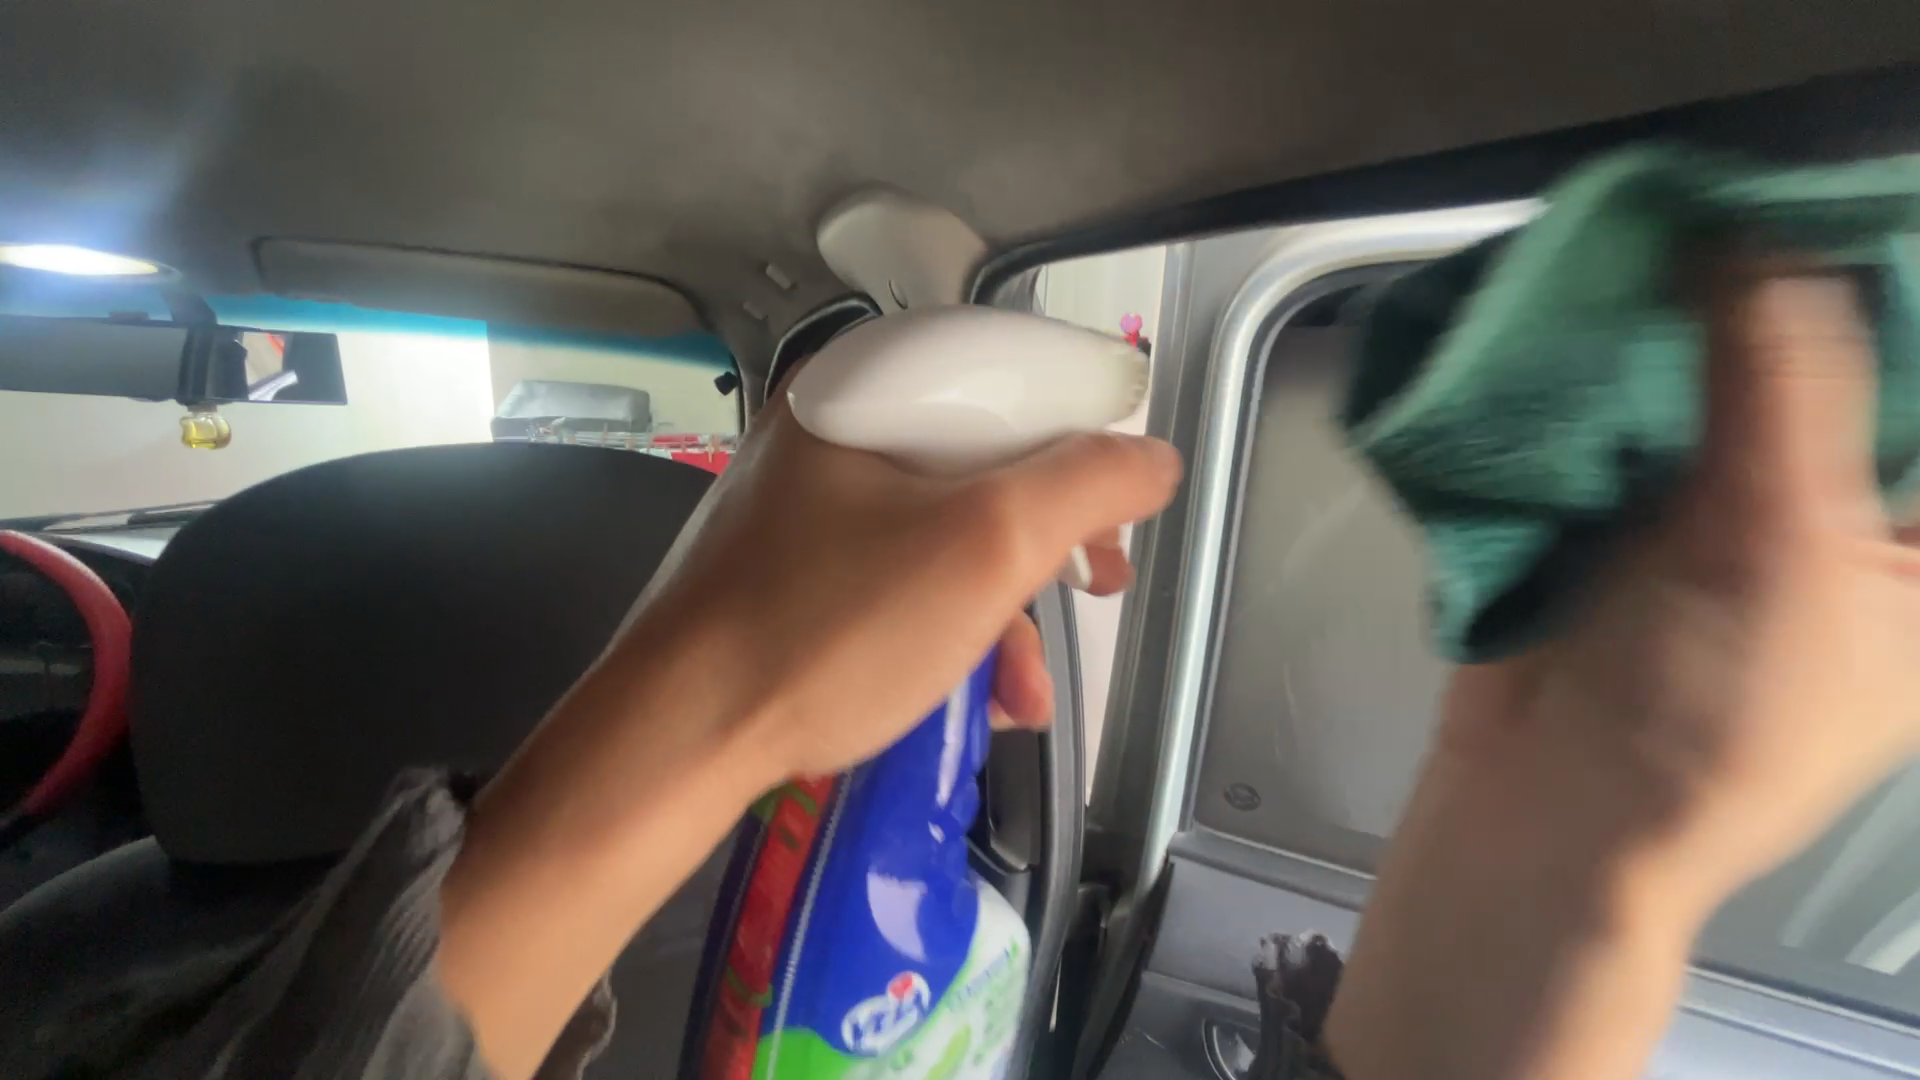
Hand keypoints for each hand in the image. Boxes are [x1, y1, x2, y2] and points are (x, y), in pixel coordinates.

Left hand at [443, 387, 1178, 1078]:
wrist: (680, 736)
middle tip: (1101, 577)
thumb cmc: (831, 629)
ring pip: (946, 526)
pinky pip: (902, 571)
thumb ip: (1087, 485)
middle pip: (982, 457)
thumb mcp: (985, 545)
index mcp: (869, 387)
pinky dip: (951, 622)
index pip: (1011, 372)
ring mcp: (815, 501)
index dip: (1085, 426)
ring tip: (1032, 683)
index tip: (1124, 494)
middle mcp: (838, 429)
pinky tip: (981, 691)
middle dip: (1053, 532)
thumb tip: (1152, 460)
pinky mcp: (803, 565)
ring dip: (1006, 602)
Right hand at [1438, 264, 1919, 901]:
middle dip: (1746, 294)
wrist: (1551, 795)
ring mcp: (1702, 507)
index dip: (1877, 274)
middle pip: (1805, 364)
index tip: (1799, 195)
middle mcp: (1821, 499)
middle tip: (1681, 213)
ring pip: (1688, 391)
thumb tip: (1744, 241)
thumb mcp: (1785, 549)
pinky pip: (1602, 432)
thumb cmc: (1713, 711)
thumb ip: (1776, 393)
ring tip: (1612, 252)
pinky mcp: (1601, 518)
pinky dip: (1579, 390)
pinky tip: (1554, 334)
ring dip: (1650, 337)